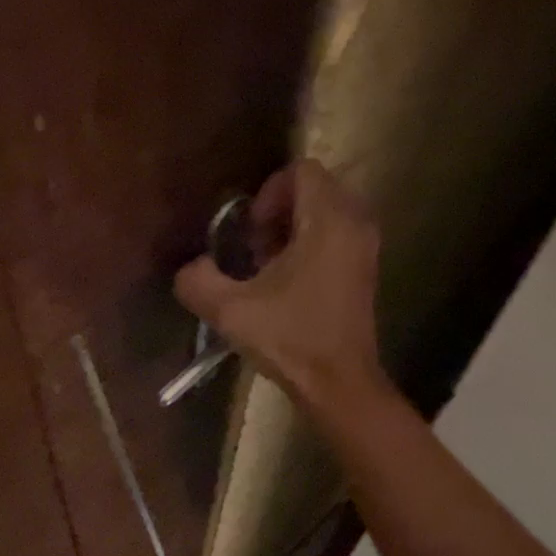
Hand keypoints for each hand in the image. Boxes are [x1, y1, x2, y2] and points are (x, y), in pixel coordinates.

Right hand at [175, 159, 384, 408]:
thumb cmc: (289, 339)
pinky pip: (336, 238)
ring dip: (291, 234)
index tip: (249, 233)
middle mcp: (355, 223)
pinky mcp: (364, 272)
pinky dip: (309, 250)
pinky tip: (287, 289)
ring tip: (266, 272)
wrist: (339, 384)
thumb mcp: (230, 310)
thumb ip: (198, 281)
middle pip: (313, 191)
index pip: (301, 171)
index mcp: (328, 220)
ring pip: (325, 216)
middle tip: (254, 252)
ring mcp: (365, 248)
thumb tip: (191, 269)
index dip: (267, 194)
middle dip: (278, 214)